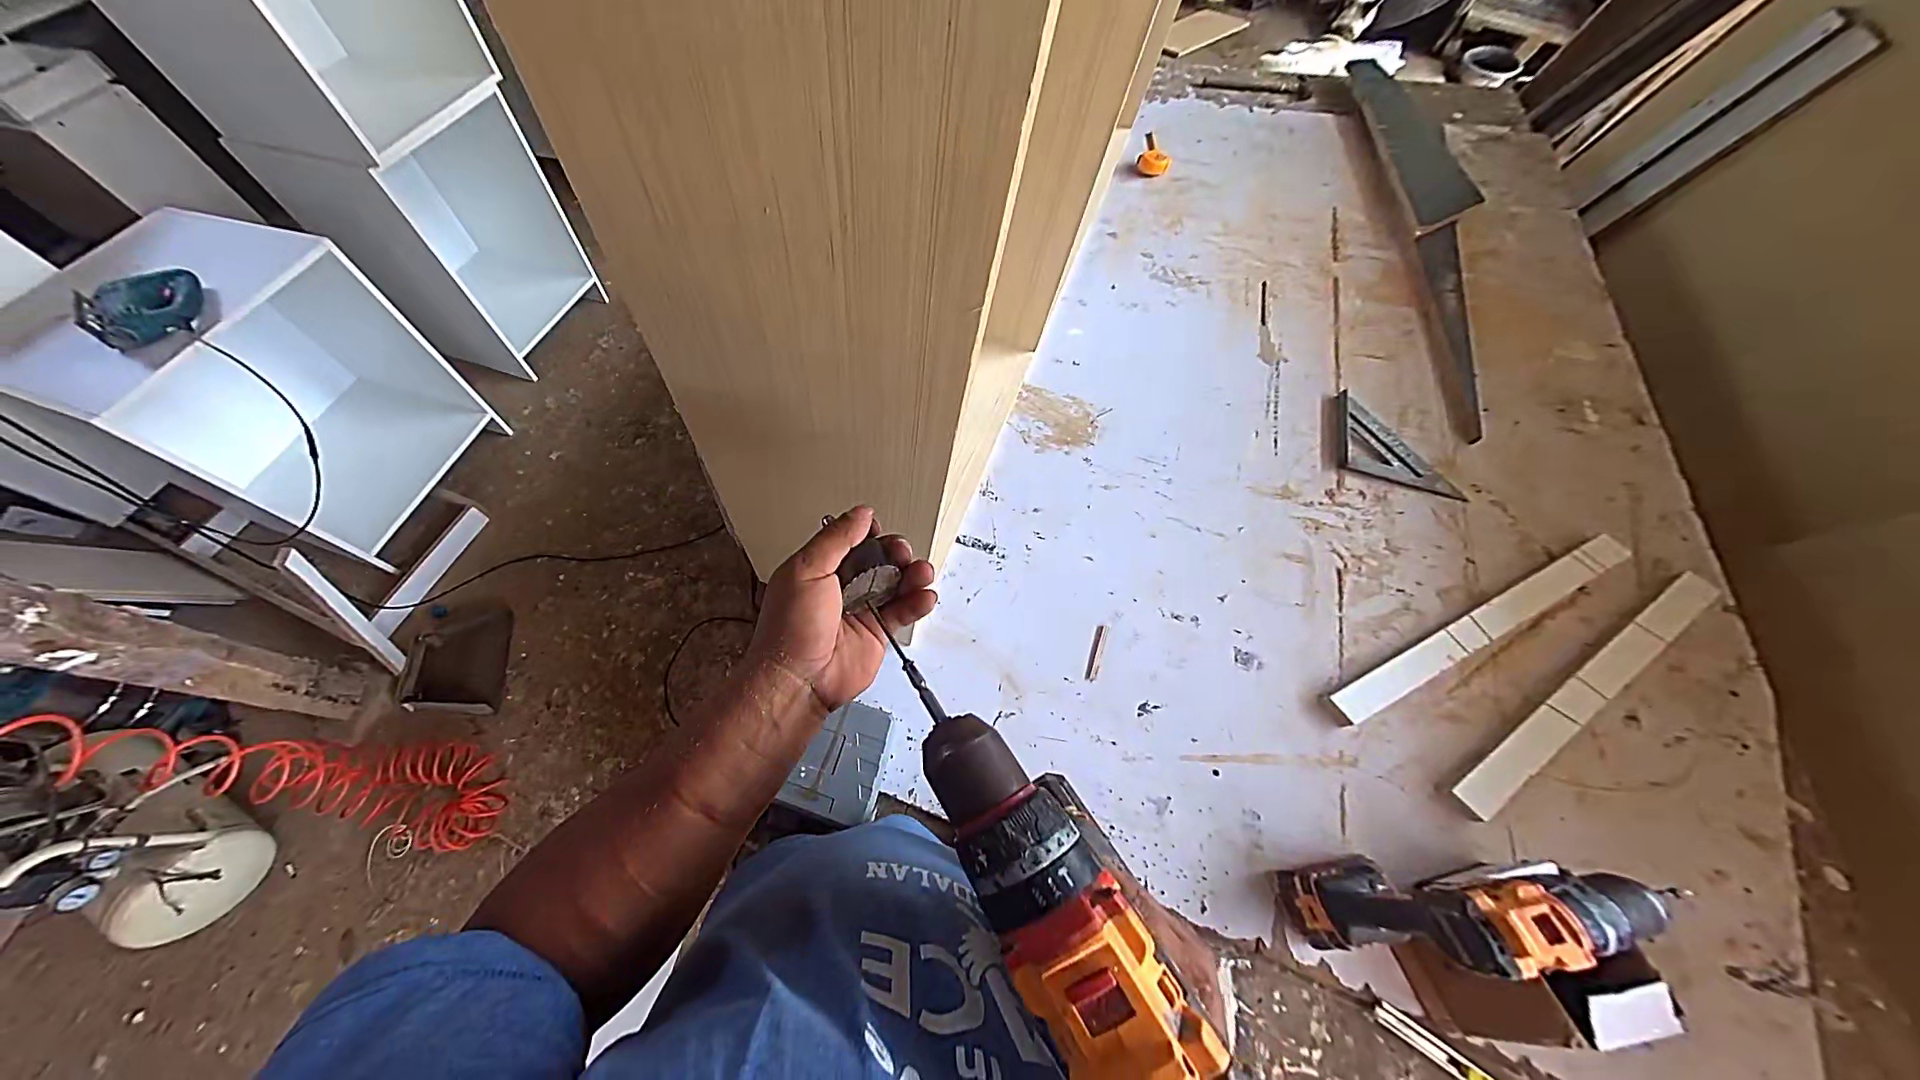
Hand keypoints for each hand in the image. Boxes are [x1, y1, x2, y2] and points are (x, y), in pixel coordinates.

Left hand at [748, 507, 936, 712]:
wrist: (799, 680)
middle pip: (879, 559)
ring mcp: (860, 610)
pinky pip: (904, 611)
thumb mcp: (807, 570)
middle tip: (900, 553)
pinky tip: (924, 596)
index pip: (851, 540)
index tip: (879, 531)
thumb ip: (836, 539)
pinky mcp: (877, 632)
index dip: (868, 534)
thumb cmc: (788, 632)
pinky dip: (918, 601)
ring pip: (896, 583)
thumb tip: (860, 514)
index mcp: (818, 567)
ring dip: (912, 574)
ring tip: (920, 572)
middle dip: (895, 553)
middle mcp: (840, 587)